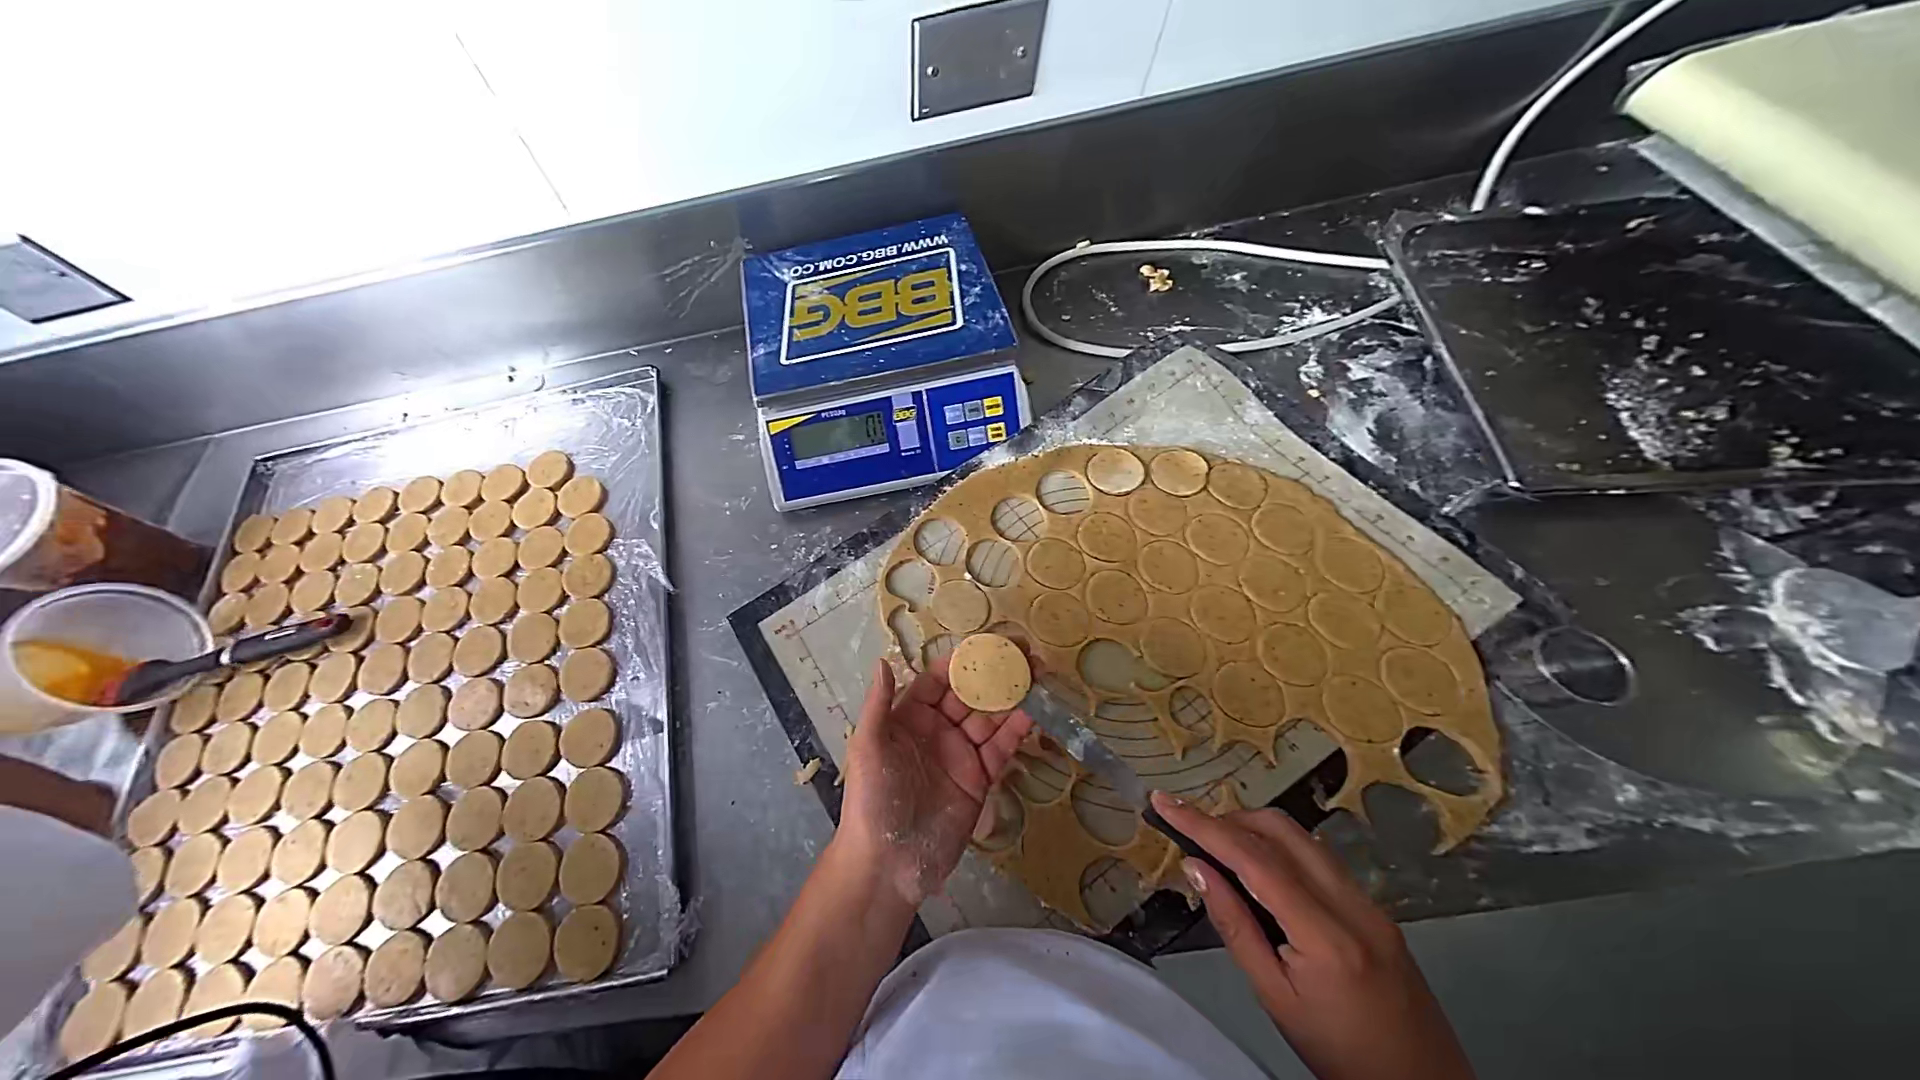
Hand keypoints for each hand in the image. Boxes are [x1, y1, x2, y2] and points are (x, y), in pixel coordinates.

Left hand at [835, 658, 1032, 906]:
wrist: (889, 863)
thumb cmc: (873, 799)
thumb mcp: (868, 747)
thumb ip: (879, 704)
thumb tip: (883, 661)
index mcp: (909, 719)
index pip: (937, 682)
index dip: (960, 664)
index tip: (984, 646)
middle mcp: (937, 730)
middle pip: (970, 695)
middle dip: (994, 674)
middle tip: (1022, 653)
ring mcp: (961, 754)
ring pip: (991, 718)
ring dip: (1012, 696)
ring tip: (1037, 674)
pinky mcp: (980, 778)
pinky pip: (1001, 748)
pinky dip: (1018, 729)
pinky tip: (1034, 712)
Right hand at [1151, 792, 1473, 1079]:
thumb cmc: (1340, 1055)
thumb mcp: (1275, 997)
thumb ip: (1234, 925)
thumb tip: (1197, 867)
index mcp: (1326, 935)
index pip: (1254, 858)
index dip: (1203, 824)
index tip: (1165, 802)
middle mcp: (1353, 904)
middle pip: (1280, 830)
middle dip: (1229, 818)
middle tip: (1190, 828)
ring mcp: (1370, 902)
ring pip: (1301, 836)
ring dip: (1253, 829)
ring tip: (1217, 843)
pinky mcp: (1376, 906)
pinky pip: (1318, 857)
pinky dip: (1280, 847)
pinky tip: (1259, 866)